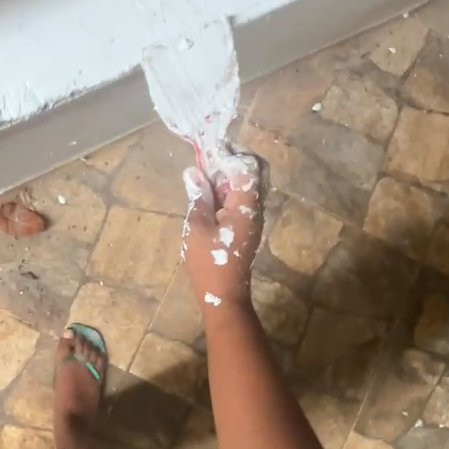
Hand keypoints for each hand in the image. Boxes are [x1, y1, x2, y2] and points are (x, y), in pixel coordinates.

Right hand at [182, 152, 264, 310]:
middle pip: (252, 172)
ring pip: (246, 186)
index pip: (247, 166)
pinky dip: (226, 192)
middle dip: (230, 162)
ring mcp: (252, 218)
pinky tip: (208, 197)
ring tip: (202, 179)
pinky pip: (241, 200)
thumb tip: (193, 170)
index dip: (229, 155)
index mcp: (246, 204)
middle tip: (206, 163)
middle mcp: (255, 208)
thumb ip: (198, 195)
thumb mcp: (197, 225)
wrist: (223, 294)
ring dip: (226, 178)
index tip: (207, 154)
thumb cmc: (209, 260)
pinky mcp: (246, 227)